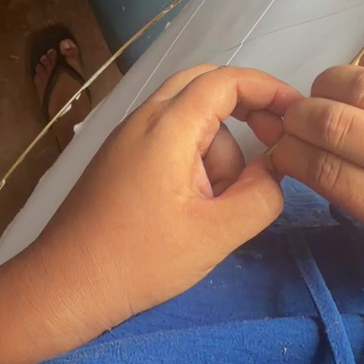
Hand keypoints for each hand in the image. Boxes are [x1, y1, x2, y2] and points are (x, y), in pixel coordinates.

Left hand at [10, 65, 300, 340]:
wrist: (65, 284)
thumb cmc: (140, 258)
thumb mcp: (215, 234)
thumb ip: (261, 195)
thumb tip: (277, 167)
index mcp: (168, 125)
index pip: (226, 80)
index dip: (268, 89)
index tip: (298, 115)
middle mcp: (145, 117)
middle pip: (205, 86)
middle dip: (245, 110)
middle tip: (271, 147)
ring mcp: (128, 135)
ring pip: (190, 116)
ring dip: (218, 147)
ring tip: (214, 207)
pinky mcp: (121, 156)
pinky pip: (170, 137)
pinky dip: (195, 159)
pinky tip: (192, 206)